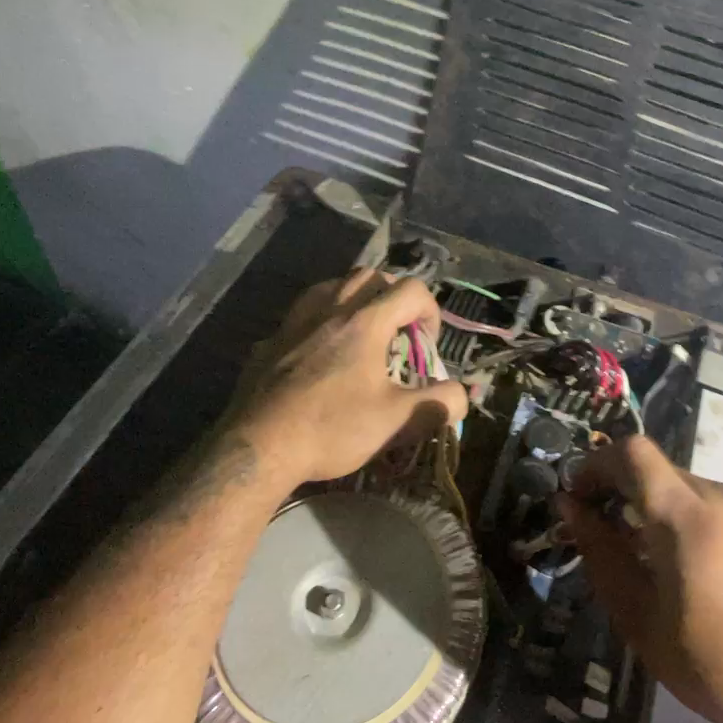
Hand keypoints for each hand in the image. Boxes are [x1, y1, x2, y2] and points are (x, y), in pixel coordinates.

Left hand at [221, 269, 467, 491]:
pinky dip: (319, 322)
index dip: (430, 312)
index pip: (411, 290)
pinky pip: (301, 315)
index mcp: (366, 322)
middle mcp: (331, 310)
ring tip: (361, 333)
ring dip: (355, 300)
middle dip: (393, 296)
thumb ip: (440, 404)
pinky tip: (319, 353)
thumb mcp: (398, 422)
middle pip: (370, 276)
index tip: (426, 346)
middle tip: (398, 333)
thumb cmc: (333, 428)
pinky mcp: (270, 342)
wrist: (260, 447)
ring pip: (331, 286)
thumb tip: (463, 394)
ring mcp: (295, 323)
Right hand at [559, 434, 722, 722]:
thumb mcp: (640, 617)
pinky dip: (679, 517)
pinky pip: (706, 502)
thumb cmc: (715, 665)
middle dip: (618, 488)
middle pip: (655, 468)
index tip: (576, 499)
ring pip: (680, 484)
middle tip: (597, 533)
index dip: (594, 465)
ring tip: (636, 557)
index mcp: (687, 517)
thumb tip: (569, 507)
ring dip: (648, 504)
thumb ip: (601, 553)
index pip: (632, 452)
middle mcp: (721, 495)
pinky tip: (677, 565)